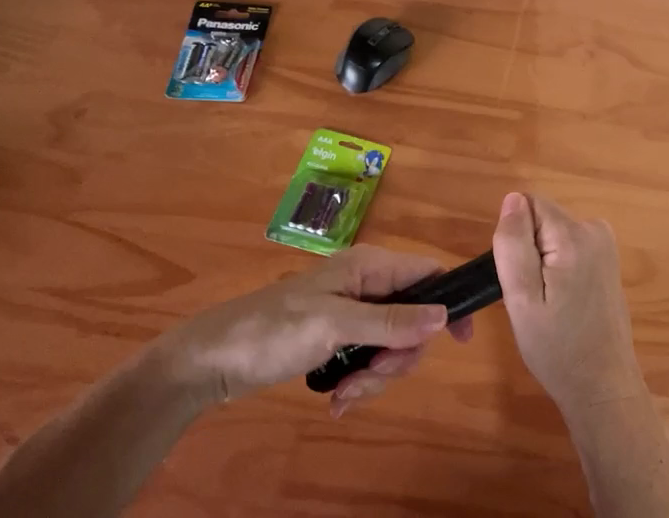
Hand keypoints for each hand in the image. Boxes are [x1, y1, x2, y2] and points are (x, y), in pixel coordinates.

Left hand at [153, 245, 472, 415]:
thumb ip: (391, 320)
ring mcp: (350, 314)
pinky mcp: (335, 340)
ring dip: (373, 377)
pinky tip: (334, 401)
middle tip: (370, 375)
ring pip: (390, 346)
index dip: (449, 304)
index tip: (460, 342)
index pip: (430, 274)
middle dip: (397, 356)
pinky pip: (366, 361)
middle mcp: (366, 285)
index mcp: (370, 267)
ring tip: (341, 396)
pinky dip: (357, 383)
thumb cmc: (272, 332)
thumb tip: (445, 316)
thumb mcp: (334, 325)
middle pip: (414, 320)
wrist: (208, 361)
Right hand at [491, 193, 643, 411]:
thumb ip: (514, 245)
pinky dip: (558, 272)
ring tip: (548, 305)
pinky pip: (568, 250)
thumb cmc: (557, 348)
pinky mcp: (607, 261)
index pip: (528, 205)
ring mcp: (606, 246)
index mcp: (575, 235)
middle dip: (529, 252)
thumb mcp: (521, 299)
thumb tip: (512, 199)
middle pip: (542, 219)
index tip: (520, 278)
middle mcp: (596, 229)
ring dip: (542, 264)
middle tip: (532, 298)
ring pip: (553, 236)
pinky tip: (563, 304)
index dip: (515, 239)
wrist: (602, 386)